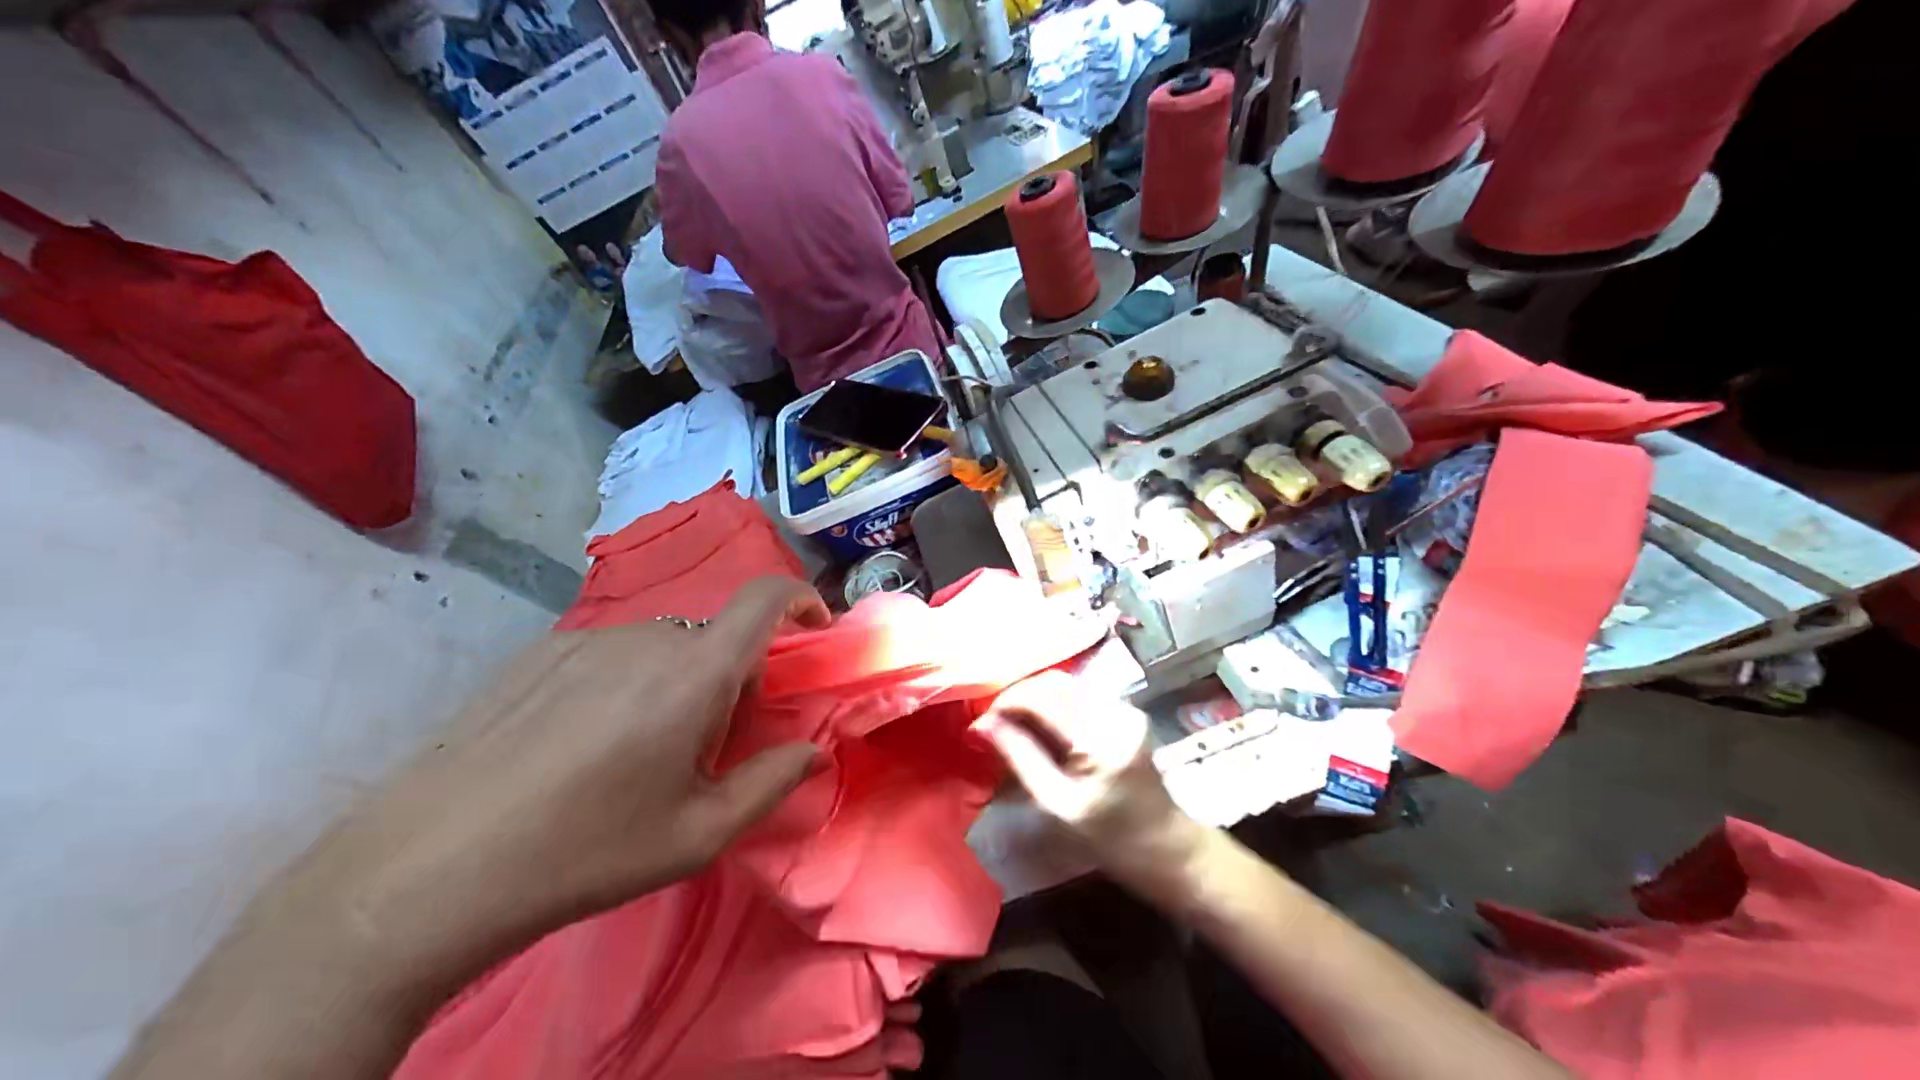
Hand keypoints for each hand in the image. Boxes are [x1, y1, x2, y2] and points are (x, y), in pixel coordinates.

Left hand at [302, 576, 831, 970]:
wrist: (432, 865)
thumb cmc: (588, 850)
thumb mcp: (698, 834)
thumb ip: (771, 782)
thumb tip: (813, 750)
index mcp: (694, 672)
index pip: (764, 598)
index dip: (801, 600)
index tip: (814, 631)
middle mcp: (646, 637)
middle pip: (714, 637)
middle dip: (733, 677)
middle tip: (707, 745)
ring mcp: (587, 638)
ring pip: (664, 645)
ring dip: (678, 680)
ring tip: (637, 750)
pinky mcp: (539, 652)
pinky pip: (612, 651)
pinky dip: (629, 680)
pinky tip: (583, 742)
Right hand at [972, 671, 1205, 895]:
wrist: (1173, 850)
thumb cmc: (1115, 841)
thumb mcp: (1058, 805)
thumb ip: (1020, 757)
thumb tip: (982, 725)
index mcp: (1098, 738)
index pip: (1041, 696)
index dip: (1005, 701)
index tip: (981, 721)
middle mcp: (1114, 712)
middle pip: (1054, 682)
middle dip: (1018, 695)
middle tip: (992, 721)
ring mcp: (1124, 709)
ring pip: (1066, 685)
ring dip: (1034, 698)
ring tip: (1011, 724)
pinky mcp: (1127, 714)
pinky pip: (1080, 697)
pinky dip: (1054, 706)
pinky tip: (1040, 728)